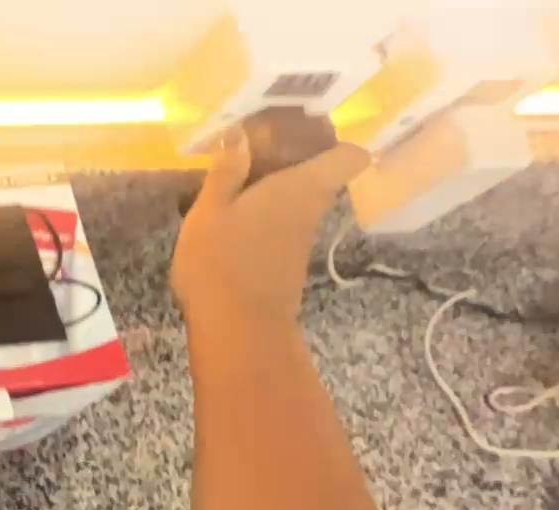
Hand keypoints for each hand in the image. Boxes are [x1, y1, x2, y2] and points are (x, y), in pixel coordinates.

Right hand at [172, 132, 371, 331]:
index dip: (332, 142)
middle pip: (320, 176)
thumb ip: (225, 174)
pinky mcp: (286, 264)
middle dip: (292, 167)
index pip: (350, 153)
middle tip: (251, 163)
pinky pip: (281, 229)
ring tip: (232, 197)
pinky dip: (263, 224)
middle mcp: (312, 207)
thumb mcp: (208, 213)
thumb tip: (240, 135)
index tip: (298, 139)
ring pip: (298, 204)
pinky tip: (231, 231)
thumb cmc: (221, 261)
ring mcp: (300, 239)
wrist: (237, 325)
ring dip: (273, 197)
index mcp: (302, 184)